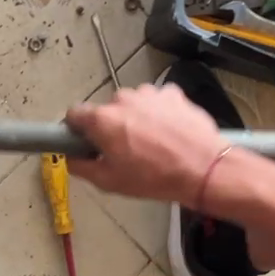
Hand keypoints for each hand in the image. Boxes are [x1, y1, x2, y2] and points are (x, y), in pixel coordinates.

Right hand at [65, 83, 230, 207]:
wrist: (204, 168)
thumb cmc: (153, 178)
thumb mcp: (109, 182)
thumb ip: (80, 166)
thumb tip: (70, 156)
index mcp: (102, 119)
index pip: (74, 114)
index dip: (77, 129)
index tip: (87, 142)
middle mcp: (122, 98)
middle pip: (106, 110)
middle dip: (111, 126)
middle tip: (125, 150)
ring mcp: (149, 93)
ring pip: (132, 104)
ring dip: (135, 118)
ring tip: (152, 142)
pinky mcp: (172, 93)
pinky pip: (156, 101)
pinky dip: (158, 113)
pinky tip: (169, 132)